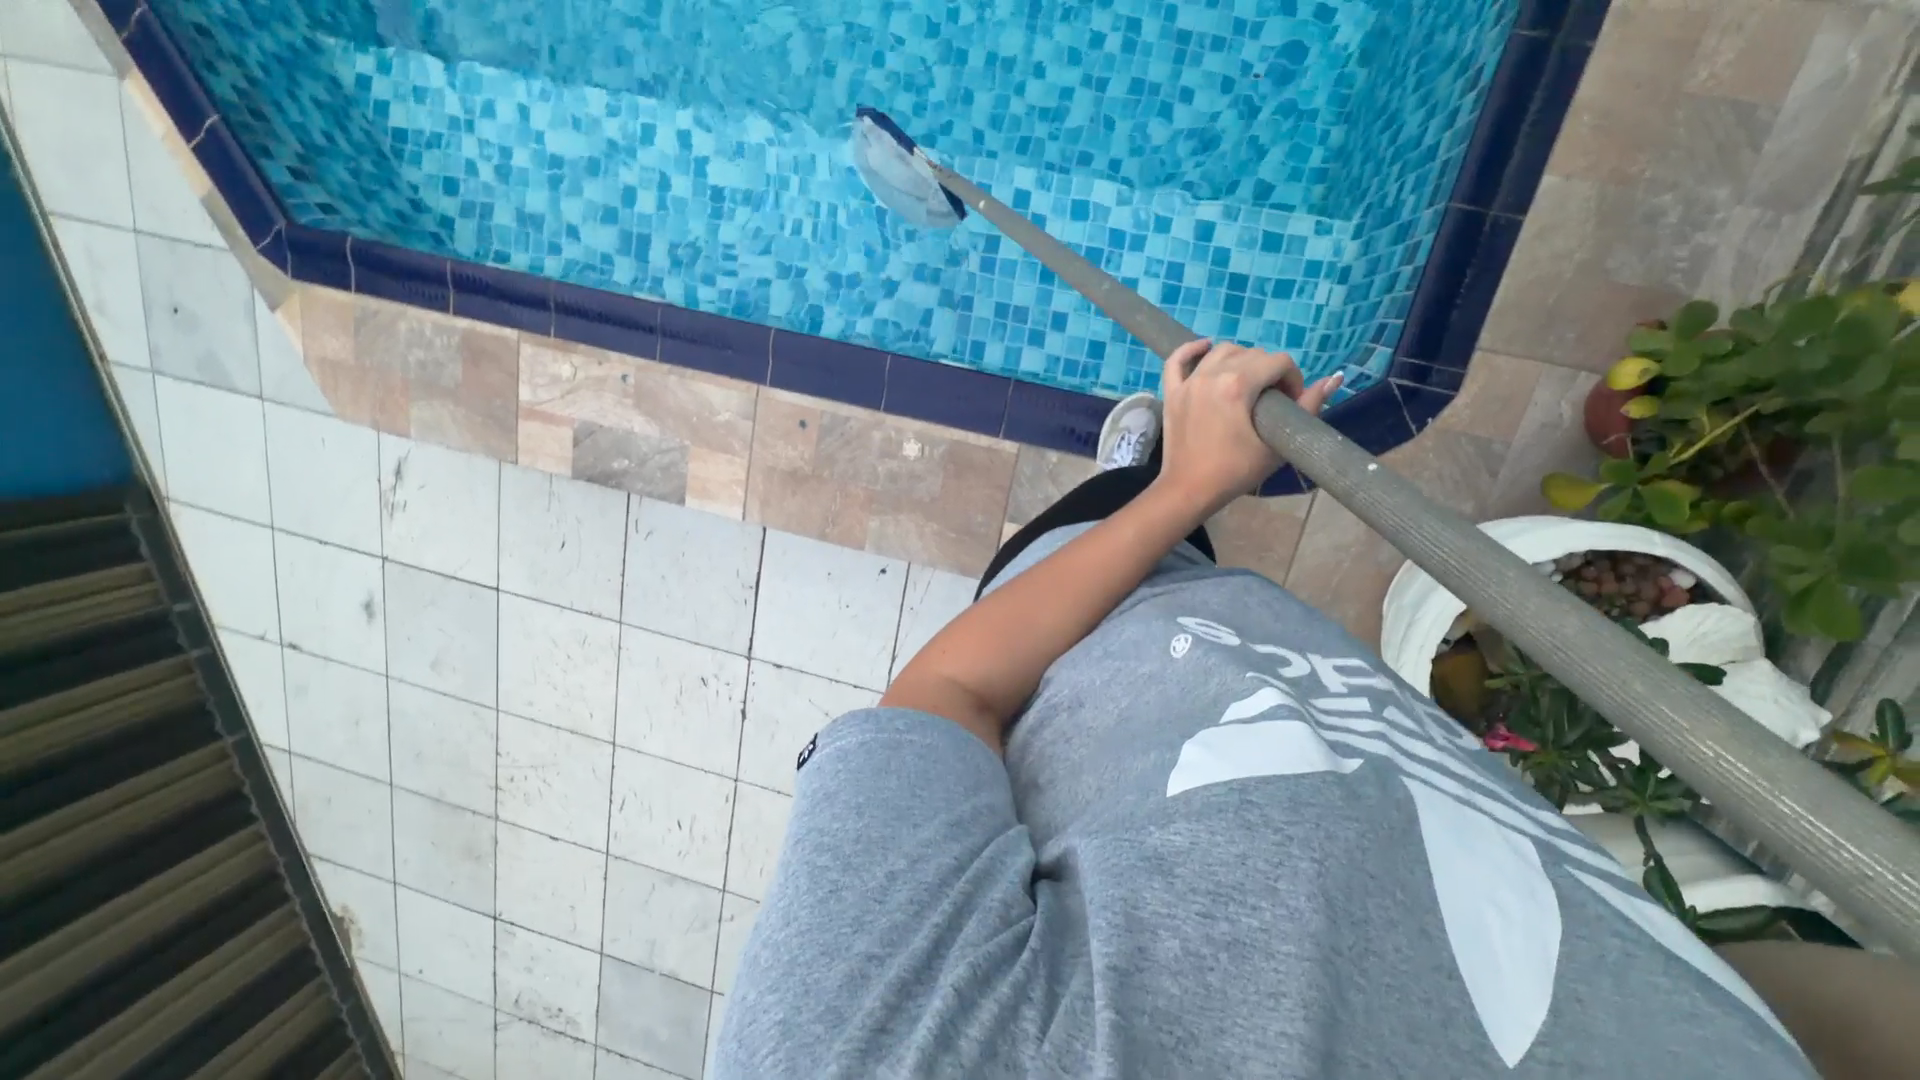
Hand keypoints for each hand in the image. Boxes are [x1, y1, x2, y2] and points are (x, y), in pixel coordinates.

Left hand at [1154, 339, 1340, 515]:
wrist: (1189, 490)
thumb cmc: (1234, 472)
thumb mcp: (1276, 444)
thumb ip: (1307, 408)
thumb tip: (1333, 379)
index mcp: (1237, 386)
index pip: (1278, 362)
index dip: (1293, 379)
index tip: (1291, 402)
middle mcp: (1211, 375)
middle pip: (1252, 354)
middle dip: (1270, 371)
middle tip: (1272, 399)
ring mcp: (1188, 383)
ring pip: (1221, 351)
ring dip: (1241, 359)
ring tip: (1249, 382)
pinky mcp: (1172, 392)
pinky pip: (1177, 360)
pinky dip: (1191, 350)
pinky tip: (1206, 347)